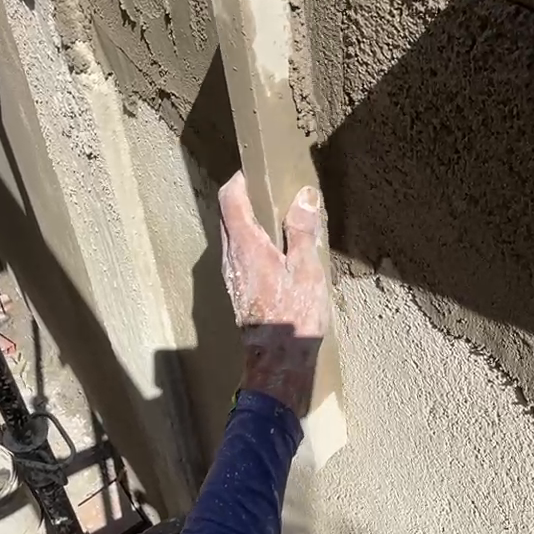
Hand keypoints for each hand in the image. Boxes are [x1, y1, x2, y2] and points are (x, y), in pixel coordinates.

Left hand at [218, 171, 328, 414]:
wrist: (277, 361)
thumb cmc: (293, 316)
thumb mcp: (306, 270)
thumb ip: (302, 231)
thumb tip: (303, 195)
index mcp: (245, 245)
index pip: (229, 199)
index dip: (239, 181)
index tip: (257, 172)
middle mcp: (231, 257)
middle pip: (227, 215)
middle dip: (244, 198)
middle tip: (271, 191)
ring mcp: (232, 275)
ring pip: (231, 235)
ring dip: (247, 221)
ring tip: (277, 219)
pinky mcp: (238, 290)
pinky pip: (239, 254)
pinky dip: (251, 242)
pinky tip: (275, 251)